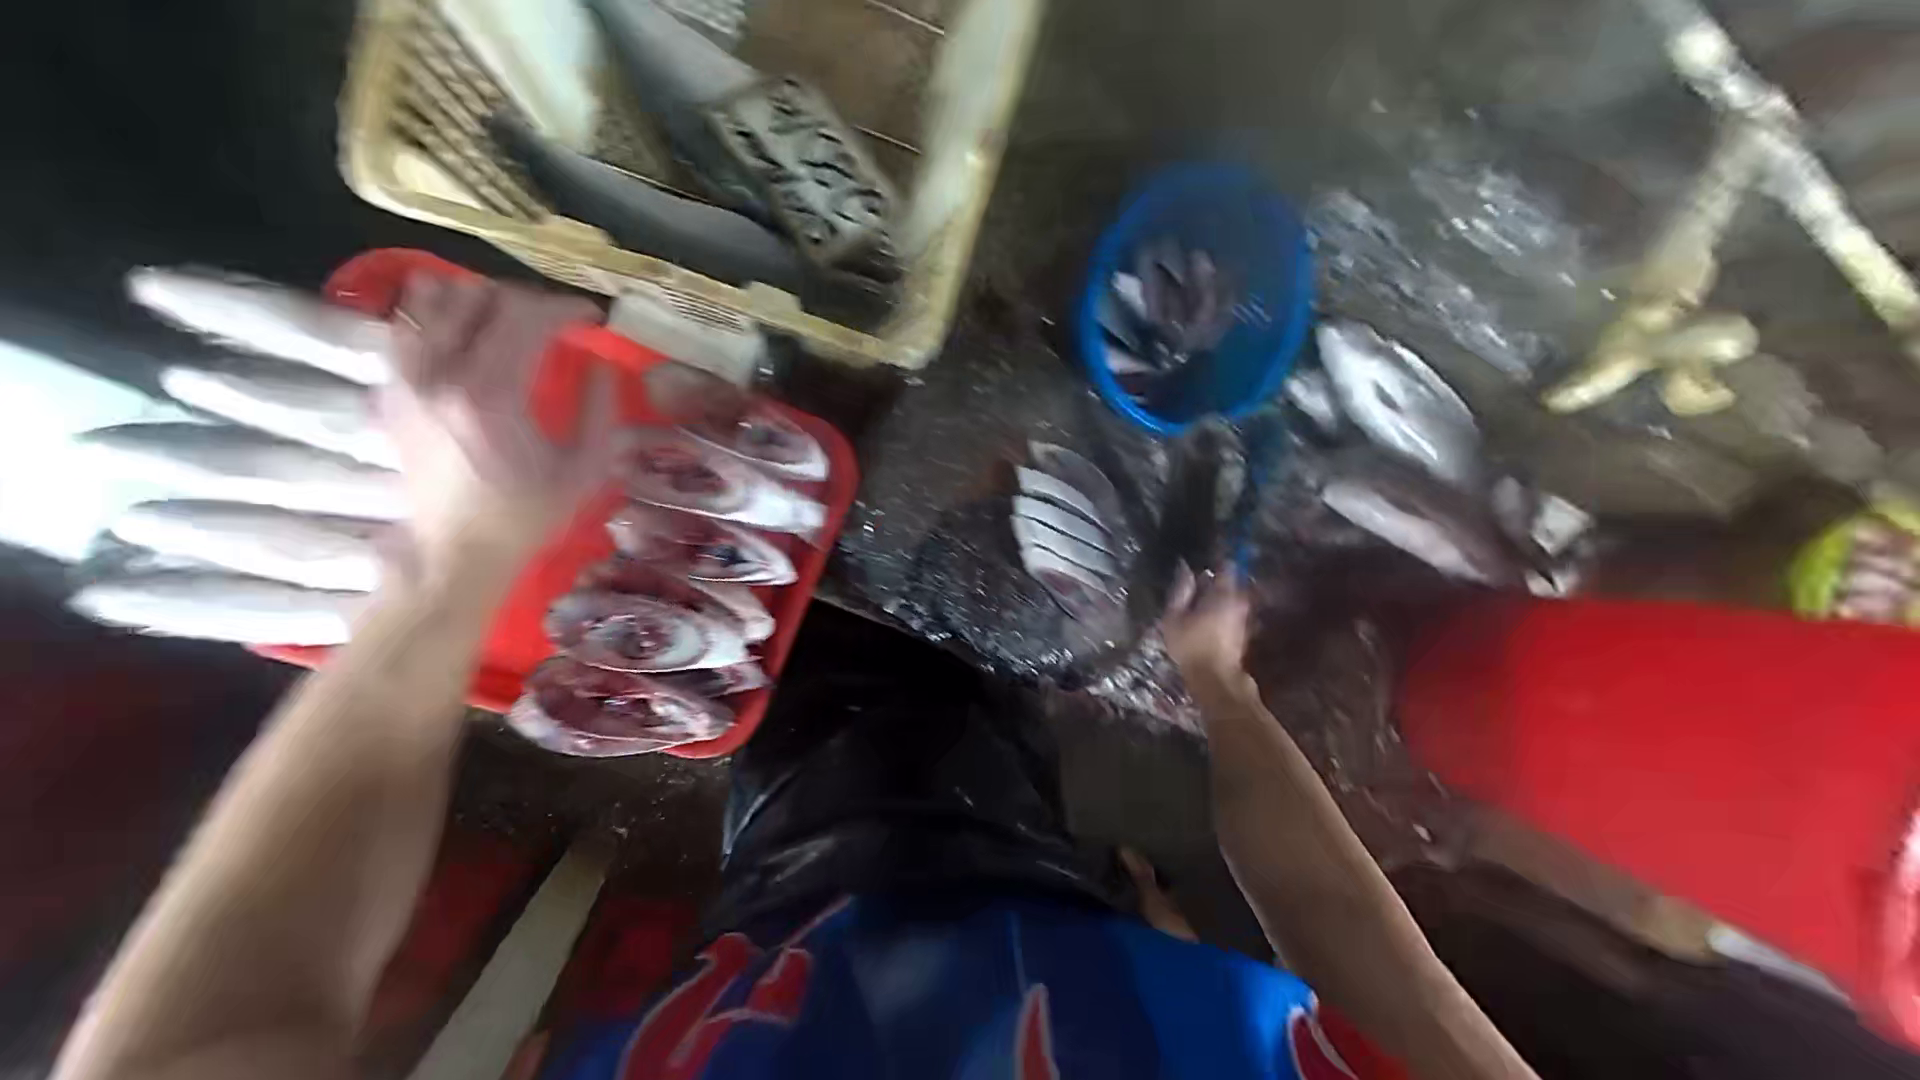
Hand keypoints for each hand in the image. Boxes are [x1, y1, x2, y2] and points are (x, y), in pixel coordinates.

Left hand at [382, 274, 617, 583]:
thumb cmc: (528, 515)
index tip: (593, 319)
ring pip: (433, 300)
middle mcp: (441, 375)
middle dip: (530, 301)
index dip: (567, 309)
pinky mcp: (390, 390)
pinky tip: (462, 331)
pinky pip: (405, 326)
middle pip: (481, 299)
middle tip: (559, 322)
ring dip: (480, 301)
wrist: (457, 552)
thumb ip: (600, 411)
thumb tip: (601, 366)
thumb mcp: (586, 470)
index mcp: (493, 395)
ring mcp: (406, 379)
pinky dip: (435, 316)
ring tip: (511, 320)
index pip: (527, 318)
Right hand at [1161, 563, 1251, 689]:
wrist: (1214, 678)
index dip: (1214, 563)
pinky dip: (1223, 611)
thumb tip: (1185, 568)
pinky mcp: (1245, 631)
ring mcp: (1245, 617)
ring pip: (1233, 597)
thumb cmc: (1190, 644)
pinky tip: (1207, 620)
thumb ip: (1181, 589)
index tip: (1201, 566)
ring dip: (1219, 597)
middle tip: (1195, 588)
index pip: (1226, 566)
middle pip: (1231, 582)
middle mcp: (1240, 601)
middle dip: (1215, 582)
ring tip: (1199, 605)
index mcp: (1223, 593)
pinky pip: (1233, 611)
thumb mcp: (1174, 615)